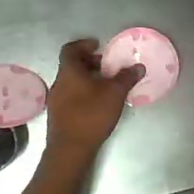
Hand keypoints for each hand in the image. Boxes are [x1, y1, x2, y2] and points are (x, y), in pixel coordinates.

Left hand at [44, 39, 142, 162]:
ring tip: (105, 86)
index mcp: (69, 72)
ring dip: (87, 79)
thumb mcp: (115, 93)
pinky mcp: (57, 115)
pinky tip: (96, 103)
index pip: (70, 49)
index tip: (98, 46)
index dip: (84, 44)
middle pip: (71, 66)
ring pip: (71, 82)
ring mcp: (55, 100)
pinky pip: (70, 95)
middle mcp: (58, 83)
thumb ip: (126, 78)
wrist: (70, 149)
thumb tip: (138, 66)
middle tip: (107, 67)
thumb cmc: (91, 115)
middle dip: (89, 63)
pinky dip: (82, 92)